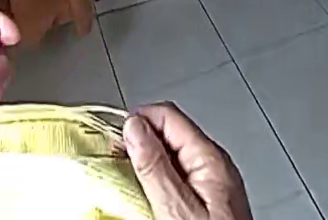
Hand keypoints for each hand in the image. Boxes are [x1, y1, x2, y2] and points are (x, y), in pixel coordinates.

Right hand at [125, 102, 251, 219]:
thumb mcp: (177, 211)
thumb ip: (155, 167)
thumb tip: (135, 127)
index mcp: (210, 159)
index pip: (169, 116)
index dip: (139, 120)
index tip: (114, 139)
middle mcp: (214, 169)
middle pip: (170, 137)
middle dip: (140, 144)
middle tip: (113, 162)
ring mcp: (213, 190)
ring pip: (172, 162)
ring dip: (146, 167)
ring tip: (123, 182)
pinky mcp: (209, 211)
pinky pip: (178, 185)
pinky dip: (157, 188)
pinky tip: (144, 203)